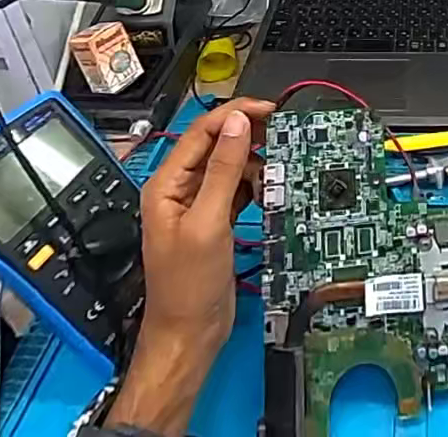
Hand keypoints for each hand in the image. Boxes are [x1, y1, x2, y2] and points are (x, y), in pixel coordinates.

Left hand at [106, 98, 272, 436]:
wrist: (190, 336)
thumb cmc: (190, 284)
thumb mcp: (208, 222)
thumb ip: (223, 169)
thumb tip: (238, 123)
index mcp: (167, 182)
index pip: (201, 132)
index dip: (234, 115)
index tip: (267, 109)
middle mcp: (181, 187)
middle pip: (216, 143)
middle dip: (246, 132)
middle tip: (280, 127)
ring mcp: (198, 202)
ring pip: (229, 163)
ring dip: (253, 157)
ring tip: (278, 156)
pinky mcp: (216, 217)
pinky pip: (236, 185)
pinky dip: (253, 180)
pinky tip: (268, 183)